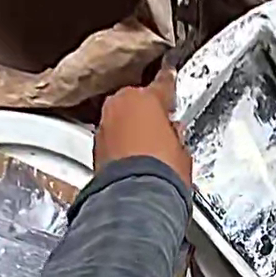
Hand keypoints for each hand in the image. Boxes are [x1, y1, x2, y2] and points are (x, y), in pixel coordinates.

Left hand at [95, 69, 191, 187]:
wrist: (135, 202)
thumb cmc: (161, 174)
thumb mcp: (181, 153)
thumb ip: (176, 136)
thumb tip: (172, 134)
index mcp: (146, 98)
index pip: (162, 84)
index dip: (169, 82)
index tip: (171, 74)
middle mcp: (119, 105)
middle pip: (135, 103)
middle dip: (145, 115)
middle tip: (159, 133)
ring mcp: (103, 127)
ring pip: (119, 123)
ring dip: (130, 133)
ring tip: (144, 154)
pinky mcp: (94, 150)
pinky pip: (111, 144)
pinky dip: (119, 150)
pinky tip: (131, 165)